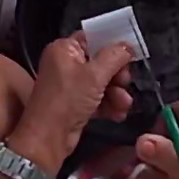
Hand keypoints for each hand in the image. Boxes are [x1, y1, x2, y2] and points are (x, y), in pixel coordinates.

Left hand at [7, 34, 135, 173]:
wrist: (47, 141)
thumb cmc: (67, 101)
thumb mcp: (95, 75)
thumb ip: (115, 56)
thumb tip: (129, 46)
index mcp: (64, 49)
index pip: (93, 38)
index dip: (113, 44)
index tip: (131, 54)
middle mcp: (65, 63)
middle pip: (101, 60)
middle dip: (117, 74)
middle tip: (125, 82)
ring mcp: (70, 84)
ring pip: (102, 81)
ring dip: (116, 92)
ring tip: (123, 104)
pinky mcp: (74, 103)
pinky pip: (97, 97)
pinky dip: (108, 104)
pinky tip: (118, 113)